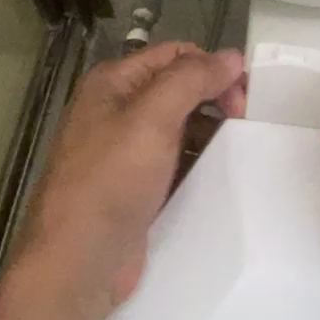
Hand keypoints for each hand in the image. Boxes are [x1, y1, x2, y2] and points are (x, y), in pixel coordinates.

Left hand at [18, 42, 246, 315]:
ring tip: (236, 147)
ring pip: (180, 125)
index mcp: (113, 83)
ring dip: (209, 130)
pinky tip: (217, 173)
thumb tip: (232, 57)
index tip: (243, 96)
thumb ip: (191, 80)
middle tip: (243, 121)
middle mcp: (116, 109)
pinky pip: (175, 160)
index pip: (175, 55)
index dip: (211, 66)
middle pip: (178, 87)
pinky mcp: (135, 186)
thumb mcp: (152, 119)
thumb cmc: (110, 182)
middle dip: (214, 97)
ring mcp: (124, 150)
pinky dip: (197, 160)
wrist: (76, 265)